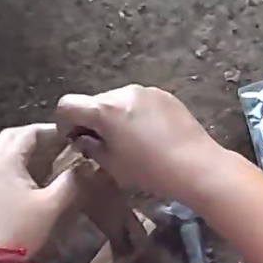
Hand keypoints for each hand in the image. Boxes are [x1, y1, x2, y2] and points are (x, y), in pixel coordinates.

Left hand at [0, 124, 80, 254]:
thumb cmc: (20, 230)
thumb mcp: (52, 205)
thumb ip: (71, 182)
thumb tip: (86, 166)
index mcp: (5, 160)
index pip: (28, 132)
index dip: (51, 131)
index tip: (71, 137)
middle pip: (11, 137)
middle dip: (36, 136)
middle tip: (60, 145)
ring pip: (2, 151)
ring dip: (25, 150)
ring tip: (49, 160)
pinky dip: (16, 163)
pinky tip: (31, 179)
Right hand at [54, 85, 234, 200]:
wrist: (197, 166)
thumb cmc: (151, 171)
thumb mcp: (113, 165)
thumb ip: (92, 147)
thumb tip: (84, 138)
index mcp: (104, 109)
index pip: (68, 105)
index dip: (65, 123)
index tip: (75, 140)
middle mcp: (123, 92)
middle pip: (95, 101)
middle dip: (92, 120)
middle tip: (103, 144)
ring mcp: (147, 91)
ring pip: (119, 100)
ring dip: (116, 116)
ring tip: (131, 141)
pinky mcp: (166, 96)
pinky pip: (141, 102)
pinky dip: (137, 114)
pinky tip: (151, 135)